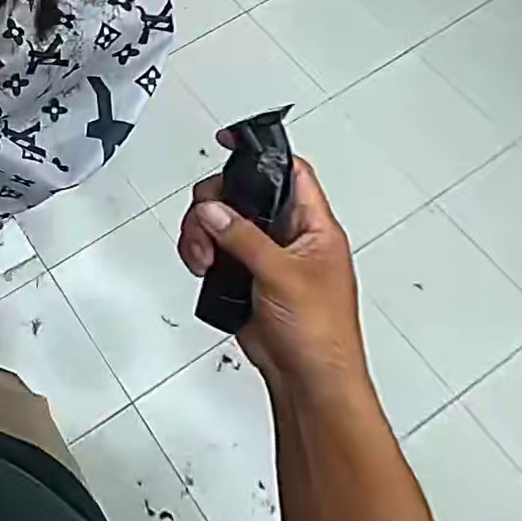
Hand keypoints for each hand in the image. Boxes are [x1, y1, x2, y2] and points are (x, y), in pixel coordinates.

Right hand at [175, 137, 366, 394]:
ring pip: (219, 219)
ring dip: (201, 232)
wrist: (306, 380)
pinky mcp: (243, 272)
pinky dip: (200, 251)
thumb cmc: (321, 335)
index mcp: (312, 225)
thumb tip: (214, 209)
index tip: (229, 140)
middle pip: (239, 192)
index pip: (288, 170)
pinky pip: (212, 245)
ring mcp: (262, 253)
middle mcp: (286, 233)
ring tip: (205, 258)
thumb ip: (244, 238)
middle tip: (207, 223)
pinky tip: (203, 268)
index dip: (260, 150)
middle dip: (214, 204)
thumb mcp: (283, 276)